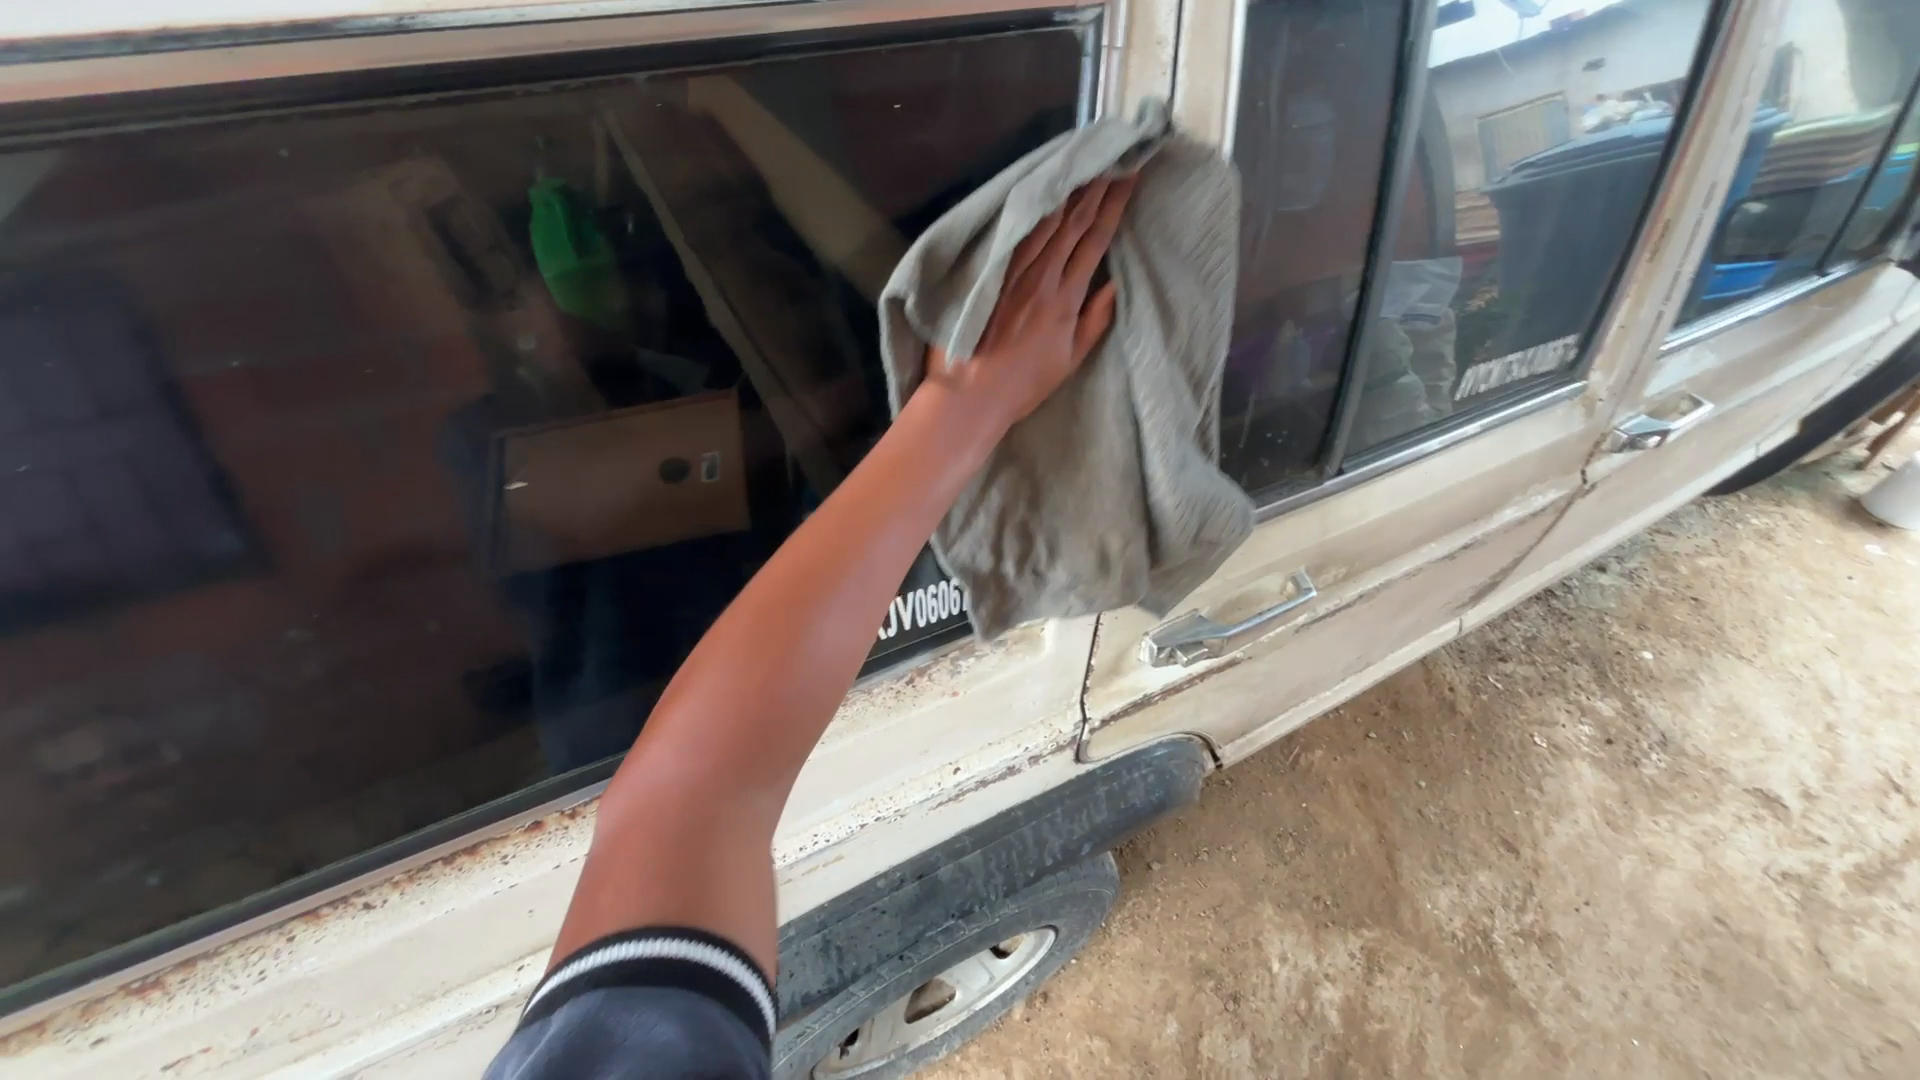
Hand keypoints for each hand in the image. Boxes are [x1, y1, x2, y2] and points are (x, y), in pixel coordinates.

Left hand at [921, 175, 1136, 436]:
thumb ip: (1094, 320)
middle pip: (1072, 222)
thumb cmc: (1023, 384)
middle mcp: (1041, 278)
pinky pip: (1013, 234)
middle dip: (1093, 187)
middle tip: (1109, 156)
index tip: (1129, 176)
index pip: (1095, 240)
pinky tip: (1037, 190)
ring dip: (1064, 190)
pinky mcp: (987, 276)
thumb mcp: (1070, 359)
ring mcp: (1011, 273)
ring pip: (1043, 221)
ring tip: (1079, 163)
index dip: (1114, 206)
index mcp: (1065, 299)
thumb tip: (1114, 285)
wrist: (970, 396)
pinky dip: (1029, 209)